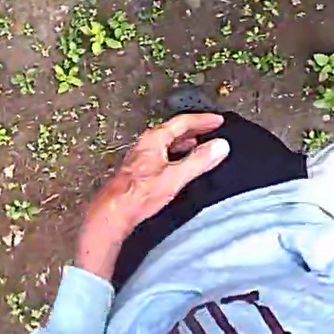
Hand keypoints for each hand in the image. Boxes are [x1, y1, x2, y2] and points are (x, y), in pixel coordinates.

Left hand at [76, 113, 231, 280]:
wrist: (113, 212)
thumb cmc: (138, 194)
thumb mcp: (175, 176)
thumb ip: (199, 160)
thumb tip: (220, 146)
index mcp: (154, 139)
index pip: (182, 122)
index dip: (202, 120)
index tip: (218, 120)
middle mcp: (146, 145)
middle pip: (173, 130)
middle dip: (194, 128)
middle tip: (211, 128)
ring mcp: (141, 158)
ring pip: (167, 143)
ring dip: (184, 141)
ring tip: (198, 143)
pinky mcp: (139, 171)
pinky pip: (162, 155)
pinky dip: (176, 154)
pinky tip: (178, 164)